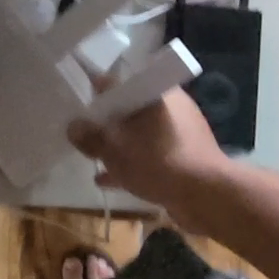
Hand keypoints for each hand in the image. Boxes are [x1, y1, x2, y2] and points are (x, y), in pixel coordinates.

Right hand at [68, 86, 230, 231]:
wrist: (205, 195)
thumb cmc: (157, 160)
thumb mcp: (113, 148)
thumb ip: (90, 137)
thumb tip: (73, 127)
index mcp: (157, 92)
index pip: (121, 83)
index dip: (97, 93)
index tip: (80, 105)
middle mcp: (172, 107)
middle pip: (130, 110)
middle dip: (107, 123)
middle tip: (85, 135)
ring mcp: (181, 133)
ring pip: (140, 135)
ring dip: (118, 146)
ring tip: (94, 160)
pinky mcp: (185, 158)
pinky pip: (151, 155)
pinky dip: (132, 164)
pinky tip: (109, 180)